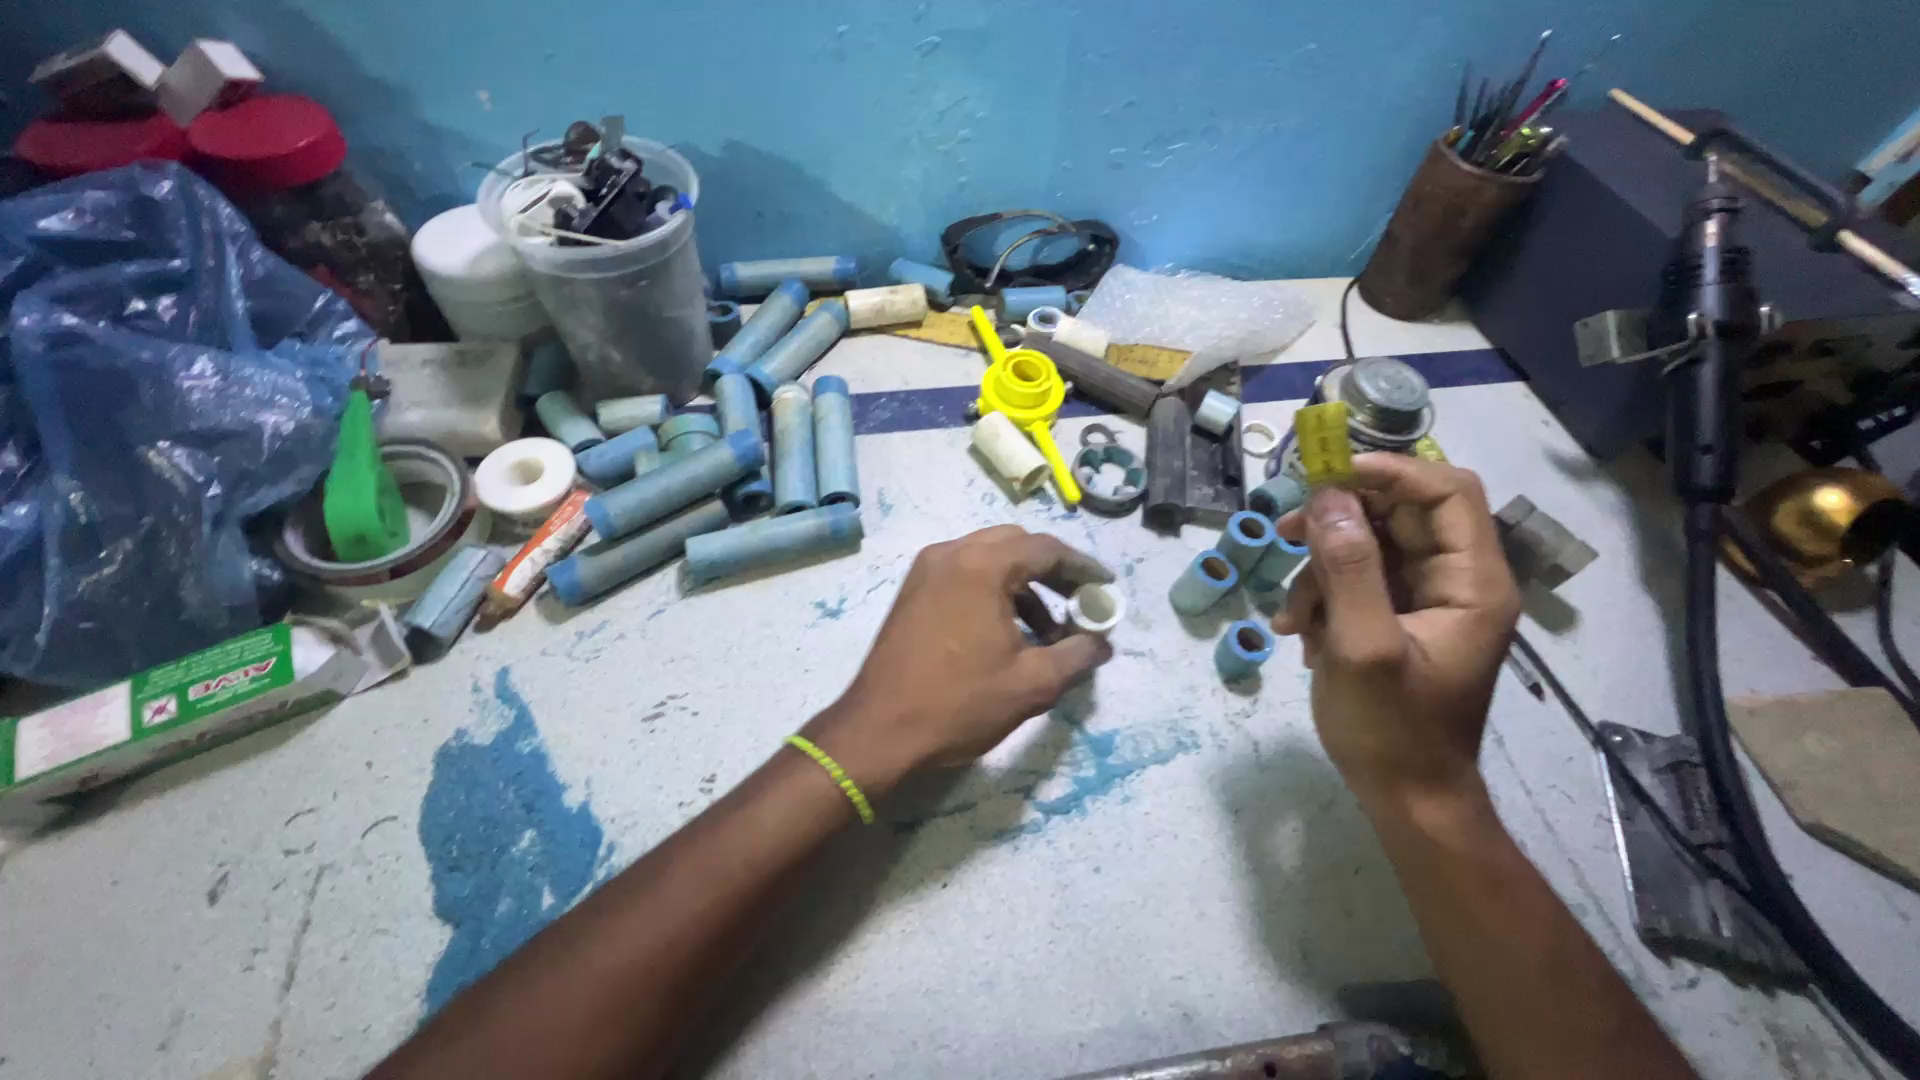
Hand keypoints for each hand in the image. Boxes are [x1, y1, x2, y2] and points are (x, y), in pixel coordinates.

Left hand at [805, 525, 1115, 790]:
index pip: (1046, 548)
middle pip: (1016, 544)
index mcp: (981, 565)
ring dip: (1024, 584)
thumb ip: (1077, 655)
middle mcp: (951, 554)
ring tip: (1049, 632)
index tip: (1107, 587)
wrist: (879, 732)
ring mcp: (926, 570)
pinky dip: (994, 591)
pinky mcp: (913, 591)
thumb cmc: (959, 704)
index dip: (1083, 567)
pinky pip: (965, 575)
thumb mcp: (1032, 683)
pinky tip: (1009, 633)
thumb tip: (1102, 644)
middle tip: (1081, 602)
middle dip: (1053, 570)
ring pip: (989, 558)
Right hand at [1272, 454, 1520, 811]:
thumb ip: (1348, 569)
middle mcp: (1455, 579)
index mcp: (1472, 582)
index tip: (1325, 474)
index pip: (1445, 492)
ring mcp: (1423, 598)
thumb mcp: (1362, 647)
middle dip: (1339, 522)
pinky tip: (1300, 633)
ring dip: (1320, 569)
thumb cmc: (1392, 730)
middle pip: (1399, 512)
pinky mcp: (1394, 615)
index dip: (1389, 472)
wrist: (1405, 795)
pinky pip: (1354, 578)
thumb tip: (1327, 497)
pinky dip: (1320, 595)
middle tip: (1288, 533)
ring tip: (1294, 616)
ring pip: (1366, 544)